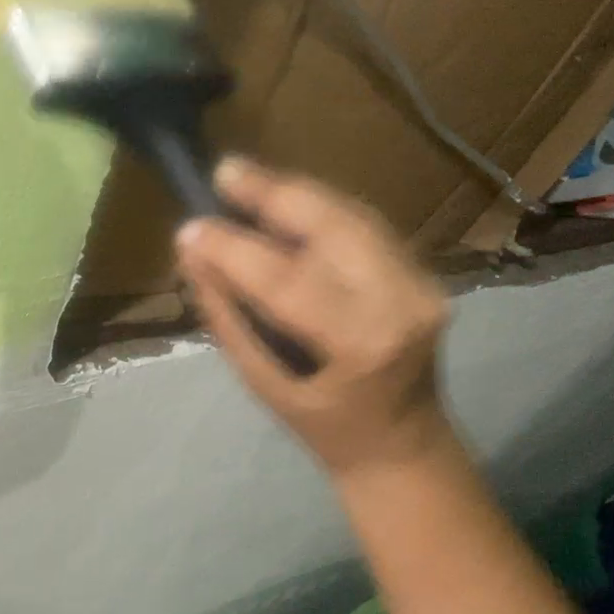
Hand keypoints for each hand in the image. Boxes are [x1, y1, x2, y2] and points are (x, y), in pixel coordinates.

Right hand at [175, 157, 457, 477]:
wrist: (401, 442)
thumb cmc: (320, 426)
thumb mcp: (262, 382)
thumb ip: (228, 316)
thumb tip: (194, 257)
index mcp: (361, 341)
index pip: (287, 278)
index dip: (233, 248)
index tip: (189, 228)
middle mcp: (402, 299)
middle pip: (333, 226)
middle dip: (274, 193)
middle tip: (224, 171)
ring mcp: (421, 281)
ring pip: (352, 216)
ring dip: (295, 194)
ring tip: (244, 179)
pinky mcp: (423, 271)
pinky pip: (364, 226)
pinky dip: (317, 210)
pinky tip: (281, 202)